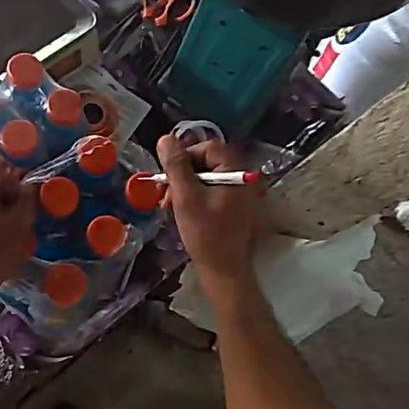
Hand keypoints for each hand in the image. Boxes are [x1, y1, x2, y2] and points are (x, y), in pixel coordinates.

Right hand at [158, 134, 260, 298]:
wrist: (224, 270)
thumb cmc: (206, 233)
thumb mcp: (186, 196)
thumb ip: (175, 165)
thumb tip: (165, 138)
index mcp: (237, 170)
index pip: (207, 147)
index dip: (184, 157)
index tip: (168, 176)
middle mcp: (243, 176)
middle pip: (206, 162)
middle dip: (182, 175)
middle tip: (166, 194)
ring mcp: (240, 192)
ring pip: (206, 177)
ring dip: (185, 188)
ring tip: (171, 206)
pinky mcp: (235, 206)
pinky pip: (211, 191)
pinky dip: (195, 198)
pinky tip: (183, 212)